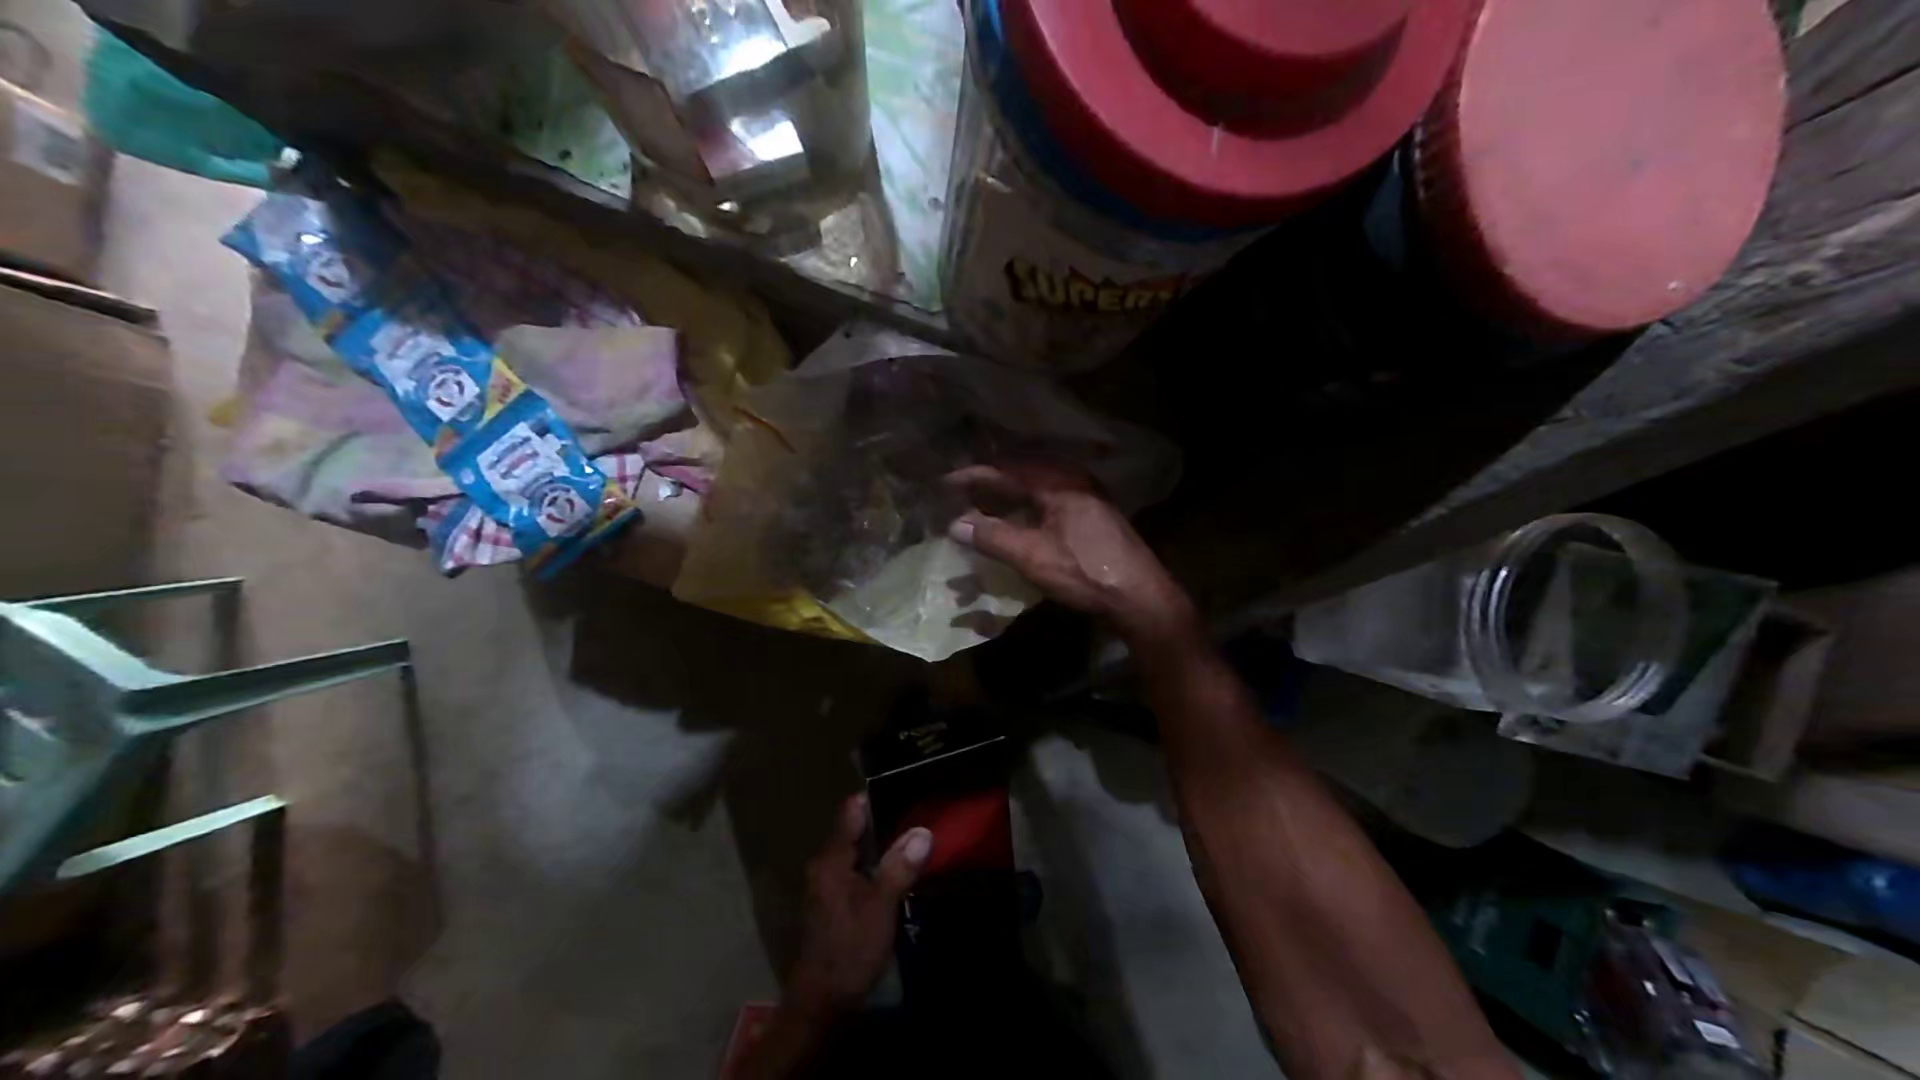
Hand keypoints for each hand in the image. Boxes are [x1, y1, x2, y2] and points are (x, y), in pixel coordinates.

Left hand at [785, 794, 932, 1020]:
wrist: (820, 1001)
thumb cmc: (850, 949)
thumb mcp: (880, 908)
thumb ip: (900, 867)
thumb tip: (923, 831)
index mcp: (831, 859)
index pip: (851, 812)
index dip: (876, 799)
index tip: (905, 791)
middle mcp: (823, 865)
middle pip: (853, 829)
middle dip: (883, 822)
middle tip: (917, 815)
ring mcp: (824, 883)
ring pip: (854, 851)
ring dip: (880, 845)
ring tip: (912, 840)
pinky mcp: (830, 901)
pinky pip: (853, 869)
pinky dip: (872, 864)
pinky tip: (895, 871)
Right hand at [947, 463, 1198, 646]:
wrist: (1140, 596)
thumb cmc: (1085, 572)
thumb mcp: (1032, 556)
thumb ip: (992, 536)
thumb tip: (954, 524)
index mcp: (1058, 481)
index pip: (1006, 470)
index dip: (973, 476)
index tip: (944, 482)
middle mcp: (1074, 479)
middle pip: (1022, 470)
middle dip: (990, 478)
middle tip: (961, 487)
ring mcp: (1087, 495)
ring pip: (1037, 483)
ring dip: (1009, 490)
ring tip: (982, 499)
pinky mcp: (1092, 513)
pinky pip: (1049, 496)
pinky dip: (1027, 501)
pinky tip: (1017, 515)